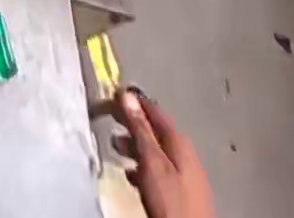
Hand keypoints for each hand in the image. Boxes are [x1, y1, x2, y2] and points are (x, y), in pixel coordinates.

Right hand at [112, 87, 213, 217]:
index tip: (112, 95)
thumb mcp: (151, 162)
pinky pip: (158, 169)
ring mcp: (185, 173)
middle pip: (154, 129)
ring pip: (155, 150)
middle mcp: (184, 152)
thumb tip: (128, 95)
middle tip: (109, 118)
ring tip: (115, 147)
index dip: (133, 100)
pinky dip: (142, 165)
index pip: (153, 109)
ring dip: (134, 145)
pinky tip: (130, 174)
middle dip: (132, 122)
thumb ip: (140, 129)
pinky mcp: (181, 192)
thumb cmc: (170, 200)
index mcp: (178, 141)